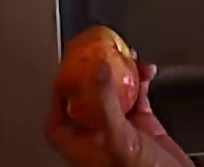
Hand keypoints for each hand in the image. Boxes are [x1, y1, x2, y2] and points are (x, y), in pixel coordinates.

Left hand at [45, 61, 193, 166]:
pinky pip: (138, 94)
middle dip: (92, 76)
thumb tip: (99, 68)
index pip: (57, 125)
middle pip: (86, 102)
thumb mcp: (119, 138)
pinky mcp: (142, 126)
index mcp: (85, 149)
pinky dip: (142, 79)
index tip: (64, 75)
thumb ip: (107, 103)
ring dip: (120, 72)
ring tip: (126, 55)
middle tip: (96, 55)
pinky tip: (147, 70)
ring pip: (114, 93)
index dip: (56, 101)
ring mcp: (122, 131)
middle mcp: (100, 139)